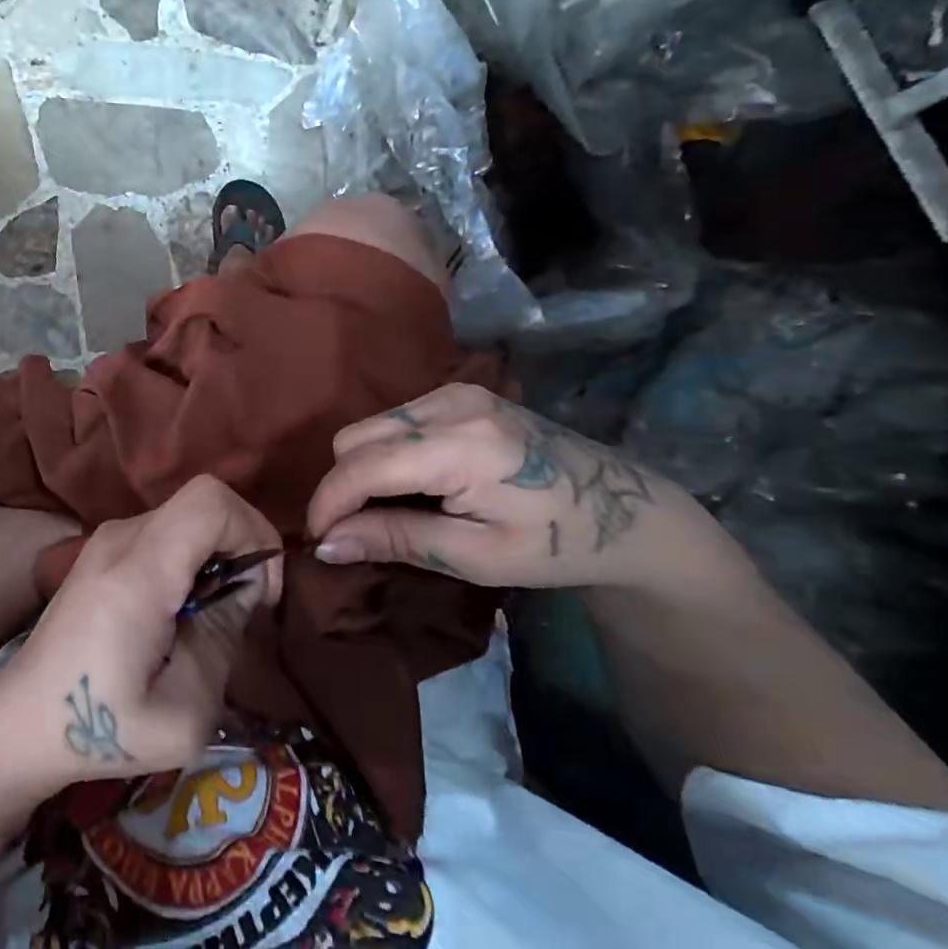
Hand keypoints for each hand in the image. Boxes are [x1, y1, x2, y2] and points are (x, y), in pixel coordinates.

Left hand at [0, 476, 282, 797]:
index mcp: (138, 571)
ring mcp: (104, 541)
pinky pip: (163, 534)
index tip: (261, 595)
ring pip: (184, 519)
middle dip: (240, 549)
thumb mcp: (185, 711)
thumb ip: (223, 638)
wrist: (24, 720)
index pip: (210, 501)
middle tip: (243, 612)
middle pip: (202, 504)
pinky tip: (179, 614)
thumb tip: (245, 589)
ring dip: (215, 558)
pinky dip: (189, 562)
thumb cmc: (102, 729)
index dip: (254, 534)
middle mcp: (118, 539)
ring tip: (210, 620)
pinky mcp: (100, 553)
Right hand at [306, 384, 752, 590]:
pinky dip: (383, 455)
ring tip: (385, 511)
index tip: (317, 541)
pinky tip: (410, 485)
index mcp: (462, 445)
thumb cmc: (558, 543)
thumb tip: (324, 545)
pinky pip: (392, 421)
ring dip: (361, 470)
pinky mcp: (459, 394)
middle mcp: (451, 404)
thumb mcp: (475, 556)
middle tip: (355, 532)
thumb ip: (395, 539)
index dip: (328, 503)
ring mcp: (456, 392)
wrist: (630, 511)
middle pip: (355, 439)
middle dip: (342, 487)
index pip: (362, 466)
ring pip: (368, 427)